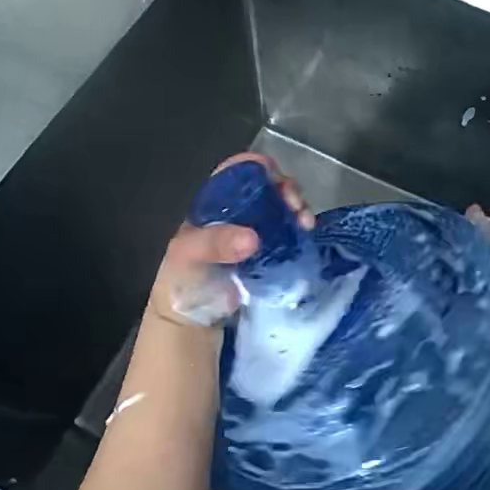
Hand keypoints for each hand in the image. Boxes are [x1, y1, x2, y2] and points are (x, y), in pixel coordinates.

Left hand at [148, 153, 314, 328]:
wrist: (192, 320)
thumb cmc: (183, 280)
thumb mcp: (189, 255)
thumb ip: (215, 243)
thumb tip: (253, 238)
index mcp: (213, 204)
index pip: (237, 172)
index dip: (258, 168)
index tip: (276, 179)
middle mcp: (236, 213)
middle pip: (267, 188)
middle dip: (286, 189)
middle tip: (297, 206)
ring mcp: (254, 233)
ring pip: (281, 210)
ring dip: (297, 210)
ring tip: (305, 223)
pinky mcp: (268, 255)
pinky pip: (288, 236)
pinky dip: (299, 232)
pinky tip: (306, 236)